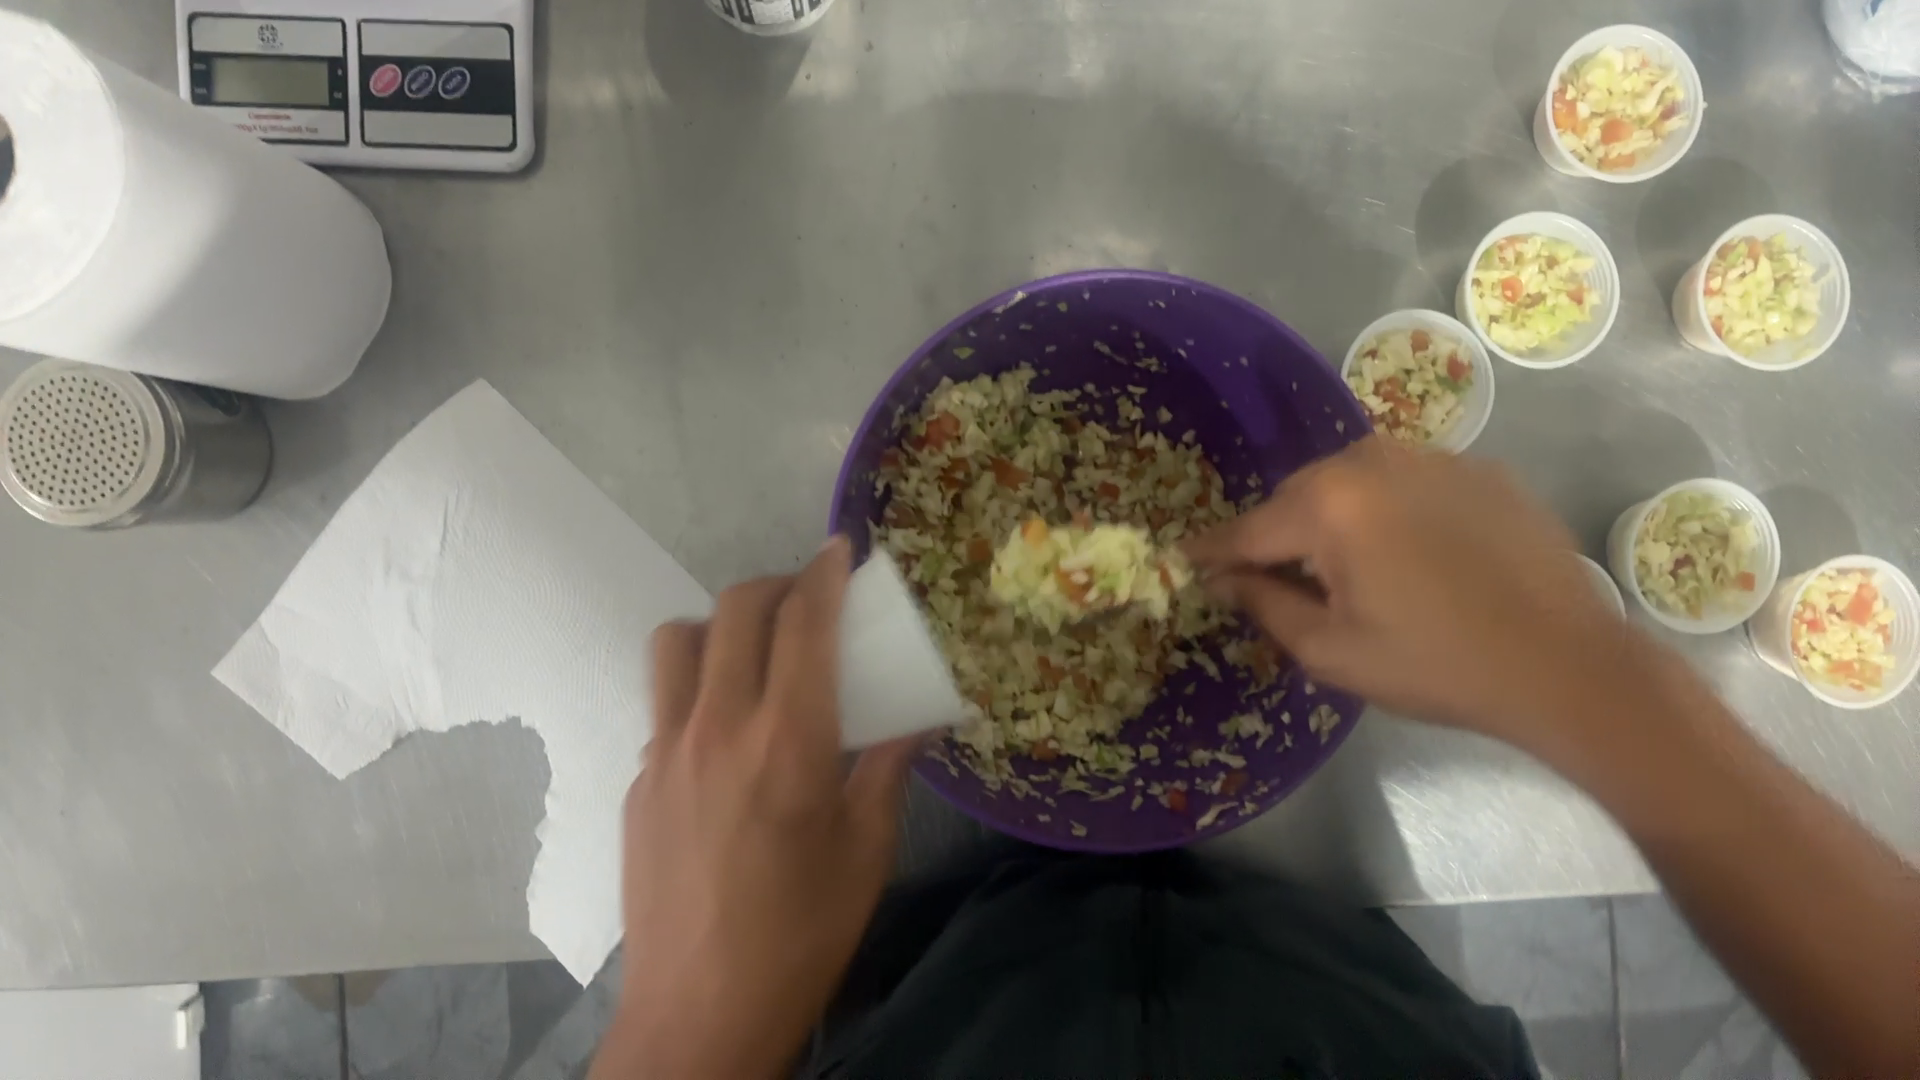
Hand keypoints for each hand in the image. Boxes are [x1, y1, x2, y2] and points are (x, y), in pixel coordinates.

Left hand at [596, 538, 921, 1079]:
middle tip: (806, 599)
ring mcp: (665, 752)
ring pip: (675, 641)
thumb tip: (923, 718)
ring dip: (718, 625)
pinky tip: (724, 734)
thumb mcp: (868, 847)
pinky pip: (663, 704)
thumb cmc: (803, 930)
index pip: (804, 624)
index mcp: (787, 741)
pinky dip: (697, 688)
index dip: (824, 573)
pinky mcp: (637, 781)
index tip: (840, 548)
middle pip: (734, 611)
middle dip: (776, 584)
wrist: (700, 1013)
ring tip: (751, 653)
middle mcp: (718, 728)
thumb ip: (889, 766)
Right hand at [1185, 439, 1628, 748]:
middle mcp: (1372, 461)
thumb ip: (1263, 605)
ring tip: (1350, 570)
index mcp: (1329, 506)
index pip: (1247, 530)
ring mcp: (1430, 457)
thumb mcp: (1330, 650)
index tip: (1183, 559)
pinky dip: (1387, 512)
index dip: (1212, 551)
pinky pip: (1403, 483)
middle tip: (1282, 582)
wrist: (1570, 666)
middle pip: (1295, 498)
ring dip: (1333, 520)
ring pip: (1348, 484)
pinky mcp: (1477, 469)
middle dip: (1279, 537)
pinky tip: (1413, 556)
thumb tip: (1222, 579)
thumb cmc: (1435, 665)